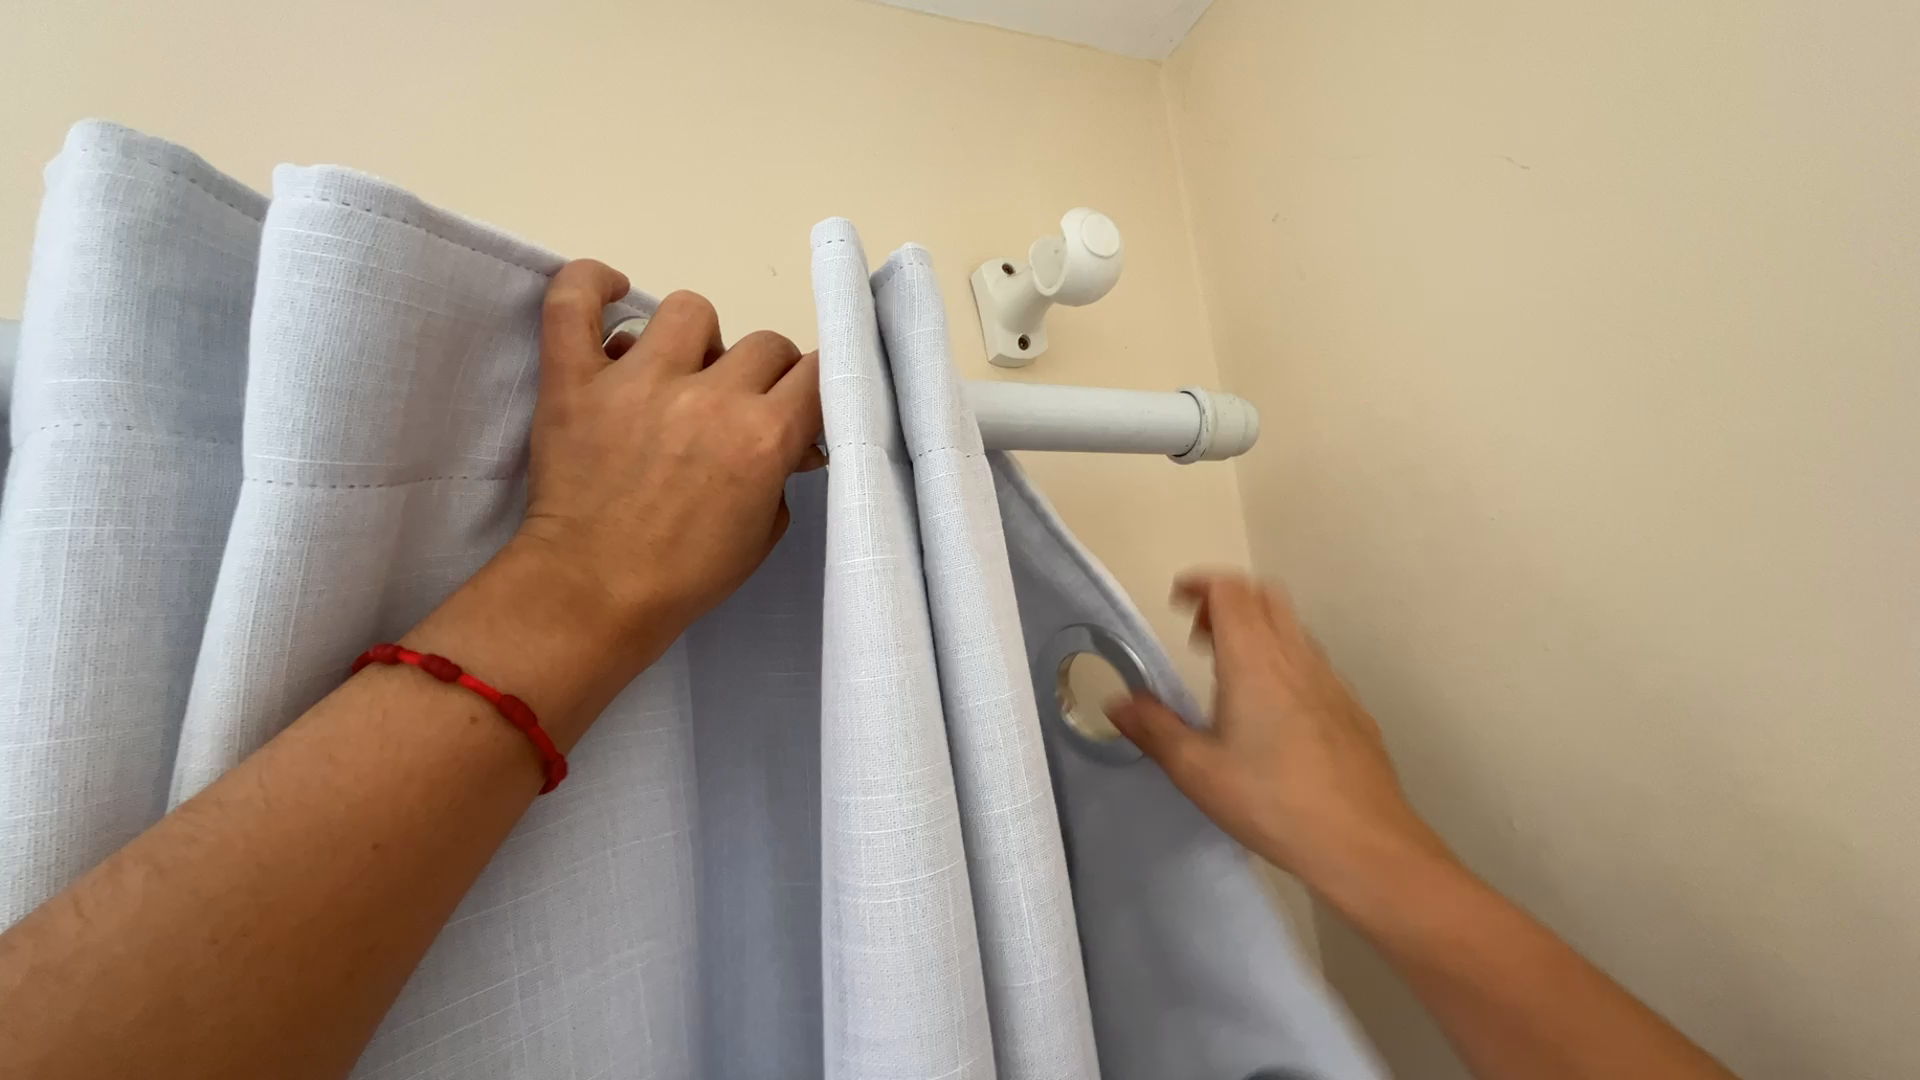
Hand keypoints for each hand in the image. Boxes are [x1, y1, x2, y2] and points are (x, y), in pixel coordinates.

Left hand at [512, 260, 823, 640]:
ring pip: (691, 309)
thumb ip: (784, 474)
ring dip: (700, 341)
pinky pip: (574, 300)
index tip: (802, 407)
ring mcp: (637, 380)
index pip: (818, 373)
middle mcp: (710, 396)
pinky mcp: (574, 379)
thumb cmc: (690, 574)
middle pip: (765, 343)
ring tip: (682, 373)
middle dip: (768, 375)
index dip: (816, 389)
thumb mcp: (765, 531)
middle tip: (746, 406)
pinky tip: (612, 292)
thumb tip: (792, 439)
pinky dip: (592, 285)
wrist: (595, 595)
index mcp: (764, 437)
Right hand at [1105, 572, 1450, 885]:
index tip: (1177, 601)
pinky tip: (1272, 711)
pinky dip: (1283, 659)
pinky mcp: (1351, 708)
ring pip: (1292, 627)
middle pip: (1264, 595)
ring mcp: (1330, 681)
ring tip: (1229, 671)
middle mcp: (1294, 658)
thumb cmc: (1272, 802)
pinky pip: (1311, 661)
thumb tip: (1117, 702)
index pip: (1230, 591)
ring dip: (1256, 628)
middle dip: (1228, 600)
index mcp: (1253, 662)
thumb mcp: (1196, 770)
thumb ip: (1153, 729)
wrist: (1365, 845)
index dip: (1200, 585)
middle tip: (1199, 634)